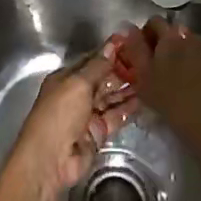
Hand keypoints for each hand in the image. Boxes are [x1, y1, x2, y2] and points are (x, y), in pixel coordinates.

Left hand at [3, 52, 137, 200]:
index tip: (130, 42)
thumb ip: (97, 66)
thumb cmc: (59, 114)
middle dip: (121, 70)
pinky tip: (144, 98)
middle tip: (146, 59)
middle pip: (102, 79)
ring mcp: (87, 115)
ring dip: (127, 88)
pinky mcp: (98, 132)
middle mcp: (76, 95)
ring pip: (110, 97)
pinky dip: (128, 108)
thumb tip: (112, 45)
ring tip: (149, 77)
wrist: (51, 159)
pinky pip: (115, 116)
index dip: (109, 52)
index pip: (90, 61)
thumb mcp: (77, 84)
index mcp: (65, 79)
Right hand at [110, 17, 200, 139]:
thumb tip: (129, 27)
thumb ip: (135, 48)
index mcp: (170, 36)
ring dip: (180, 52)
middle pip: (173, 31)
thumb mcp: (142, 75)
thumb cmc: (168, 98)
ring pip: (188, 44)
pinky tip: (192, 81)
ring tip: (176, 74)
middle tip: (157, 64)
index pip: (155, 21)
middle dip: (164, 43)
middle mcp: (191, 36)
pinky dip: (195, 63)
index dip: (146, 33)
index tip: (142, 51)